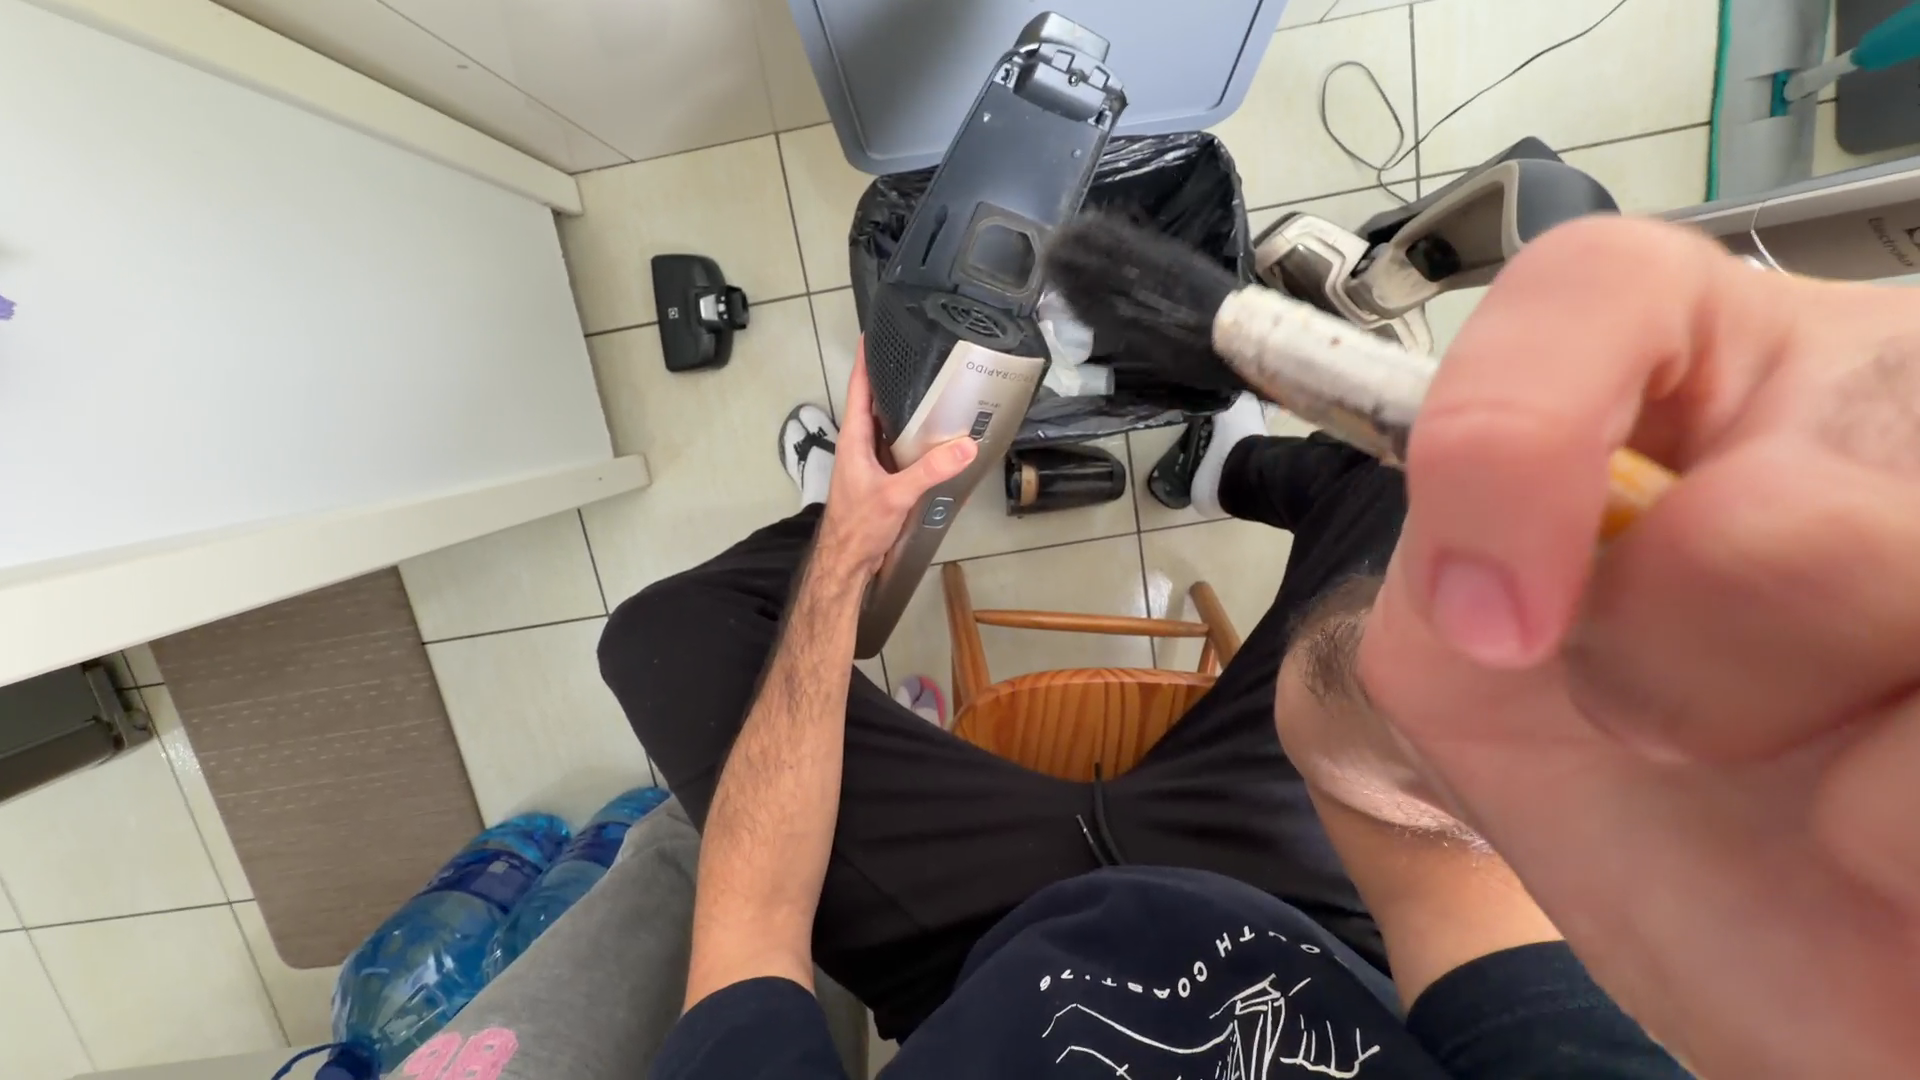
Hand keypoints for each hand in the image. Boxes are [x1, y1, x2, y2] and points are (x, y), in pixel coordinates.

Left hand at [815, 342, 977, 575]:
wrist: (847, 562)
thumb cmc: (859, 525)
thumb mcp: (896, 495)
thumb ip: (930, 471)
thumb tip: (966, 447)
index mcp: (854, 439)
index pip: (858, 389)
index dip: (865, 360)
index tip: (873, 334)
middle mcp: (859, 445)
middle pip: (874, 403)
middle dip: (891, 379)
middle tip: (917, 357)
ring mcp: (868, 462)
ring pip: (886, 426)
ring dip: (903, 409)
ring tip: (931, 389)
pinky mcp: (879, 478)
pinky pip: (895, 448)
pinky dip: (910, 438)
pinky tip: (931, 438)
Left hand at [1357, 217, 1919, 1077]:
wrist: (1775, 962)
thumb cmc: (1623, 806)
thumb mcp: (1461, 668)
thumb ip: (1445, 569)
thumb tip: (1495, 564)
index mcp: (1704, 394)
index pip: (1587, 288)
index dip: (1507, 434)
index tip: (1490, 620)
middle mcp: (1896, 410)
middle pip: (1768, 508)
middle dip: (1673, 667)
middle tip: (1688, 726)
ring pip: (1889, 585)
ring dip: (1806, 755)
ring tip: (1823, 794)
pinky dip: (1899, 840)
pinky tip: (1895, 845)